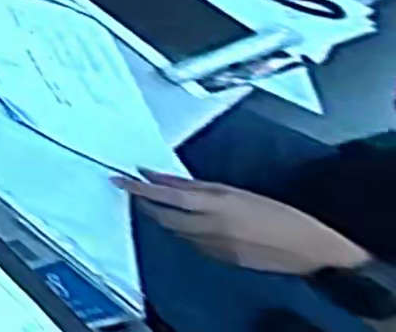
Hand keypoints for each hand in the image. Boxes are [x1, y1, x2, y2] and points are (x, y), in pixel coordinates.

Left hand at [118, 171, 370, 275]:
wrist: (321, 250)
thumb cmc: (275, 211)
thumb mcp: (229, 190)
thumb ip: (187, 184)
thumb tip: (150, 174)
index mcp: (213, 206)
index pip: (163, 195)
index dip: (136, 188)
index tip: (114, 179)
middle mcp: (212, 228)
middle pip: (164, 217)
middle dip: (144, 204)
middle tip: (132, 192)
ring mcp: (220, 247)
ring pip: (176, 232)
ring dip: (162, 218)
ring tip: (155, 205)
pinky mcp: (229, 261)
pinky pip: (195, 245)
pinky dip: (183, 232)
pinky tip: (184, 224)